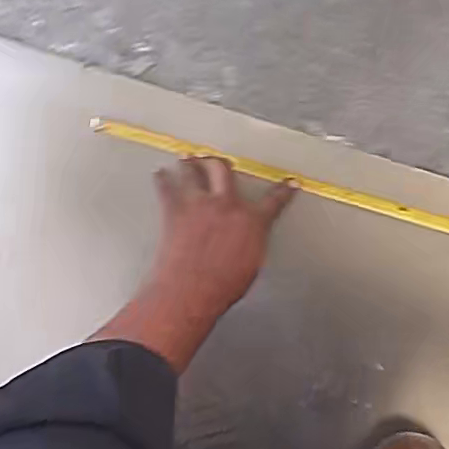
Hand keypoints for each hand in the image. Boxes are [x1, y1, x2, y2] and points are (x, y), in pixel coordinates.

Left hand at [146, 157, 296, 316]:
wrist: (190, 290)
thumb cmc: (222, 287)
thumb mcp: (251, 266)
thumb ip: (252, 243)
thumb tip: (248, 238)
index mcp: (252, 221)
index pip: (273, 201)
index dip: (283, 190)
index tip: (289, 182)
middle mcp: (226, 205)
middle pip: (224, 171)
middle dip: (220, 163)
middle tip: (217, 161)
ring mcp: (198, 205)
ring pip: (194, 172)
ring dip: (191, 163)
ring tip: (188, 158)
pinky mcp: (174, 211)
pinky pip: (166, 188)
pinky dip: (162, 180)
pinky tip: (159, 174)